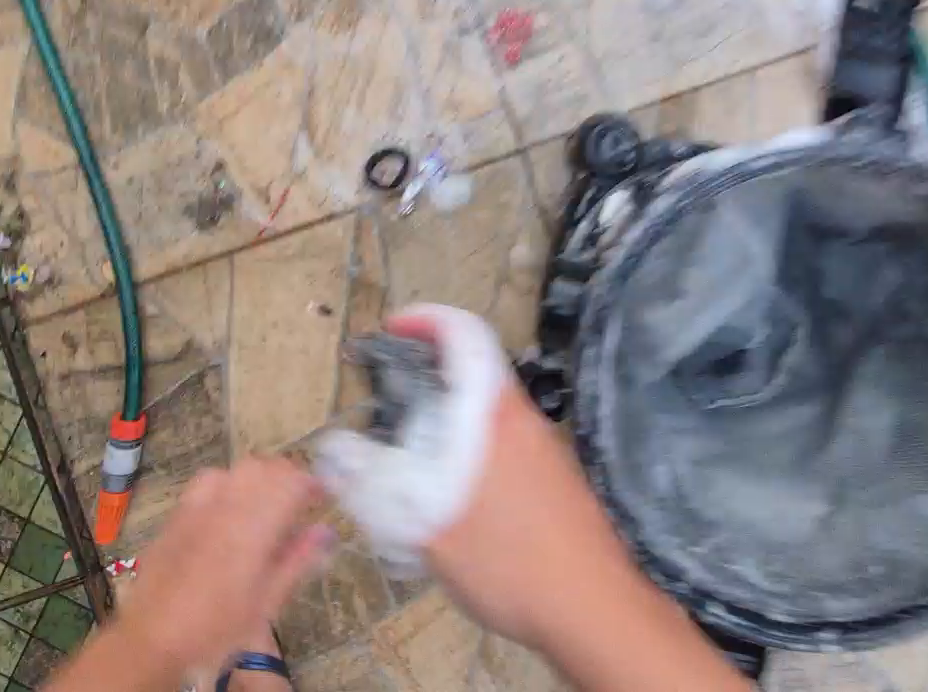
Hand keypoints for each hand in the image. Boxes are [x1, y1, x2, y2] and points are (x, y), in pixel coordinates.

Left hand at [110, 458, 332, 671]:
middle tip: (301, 500)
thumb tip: (325, 531)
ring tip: (271, 497)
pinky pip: (212, 477)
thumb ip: (297, 561)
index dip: (315, 483)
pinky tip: (231, 500)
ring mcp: (203, 504)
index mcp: (256, 528)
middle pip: (271, 467)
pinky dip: (231, 480)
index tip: (325, 495)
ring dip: (265, 475)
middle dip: (292, 476)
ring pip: (243, 467)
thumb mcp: (266, 603)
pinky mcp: (181, 510)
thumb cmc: (216, 626)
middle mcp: (232, 506)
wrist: (151, 638)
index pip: (295, 483)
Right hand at [392, 309, 647, 651]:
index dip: (427, 318)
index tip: (393, 328)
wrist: (596, 609)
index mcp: (493, 413)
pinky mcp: (553, 476)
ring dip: (446, 420)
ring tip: (410, 462)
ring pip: (485, 411)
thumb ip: (376, 485)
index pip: (466, 334)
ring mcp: (543, 447)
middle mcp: (522, 417)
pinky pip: (503, 442)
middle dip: (427, 377)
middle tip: (388, 404)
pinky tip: (451, 501)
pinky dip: (468, 450)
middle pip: (473, 372)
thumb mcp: (430, 528)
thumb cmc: (511, 562)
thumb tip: (332, 449)